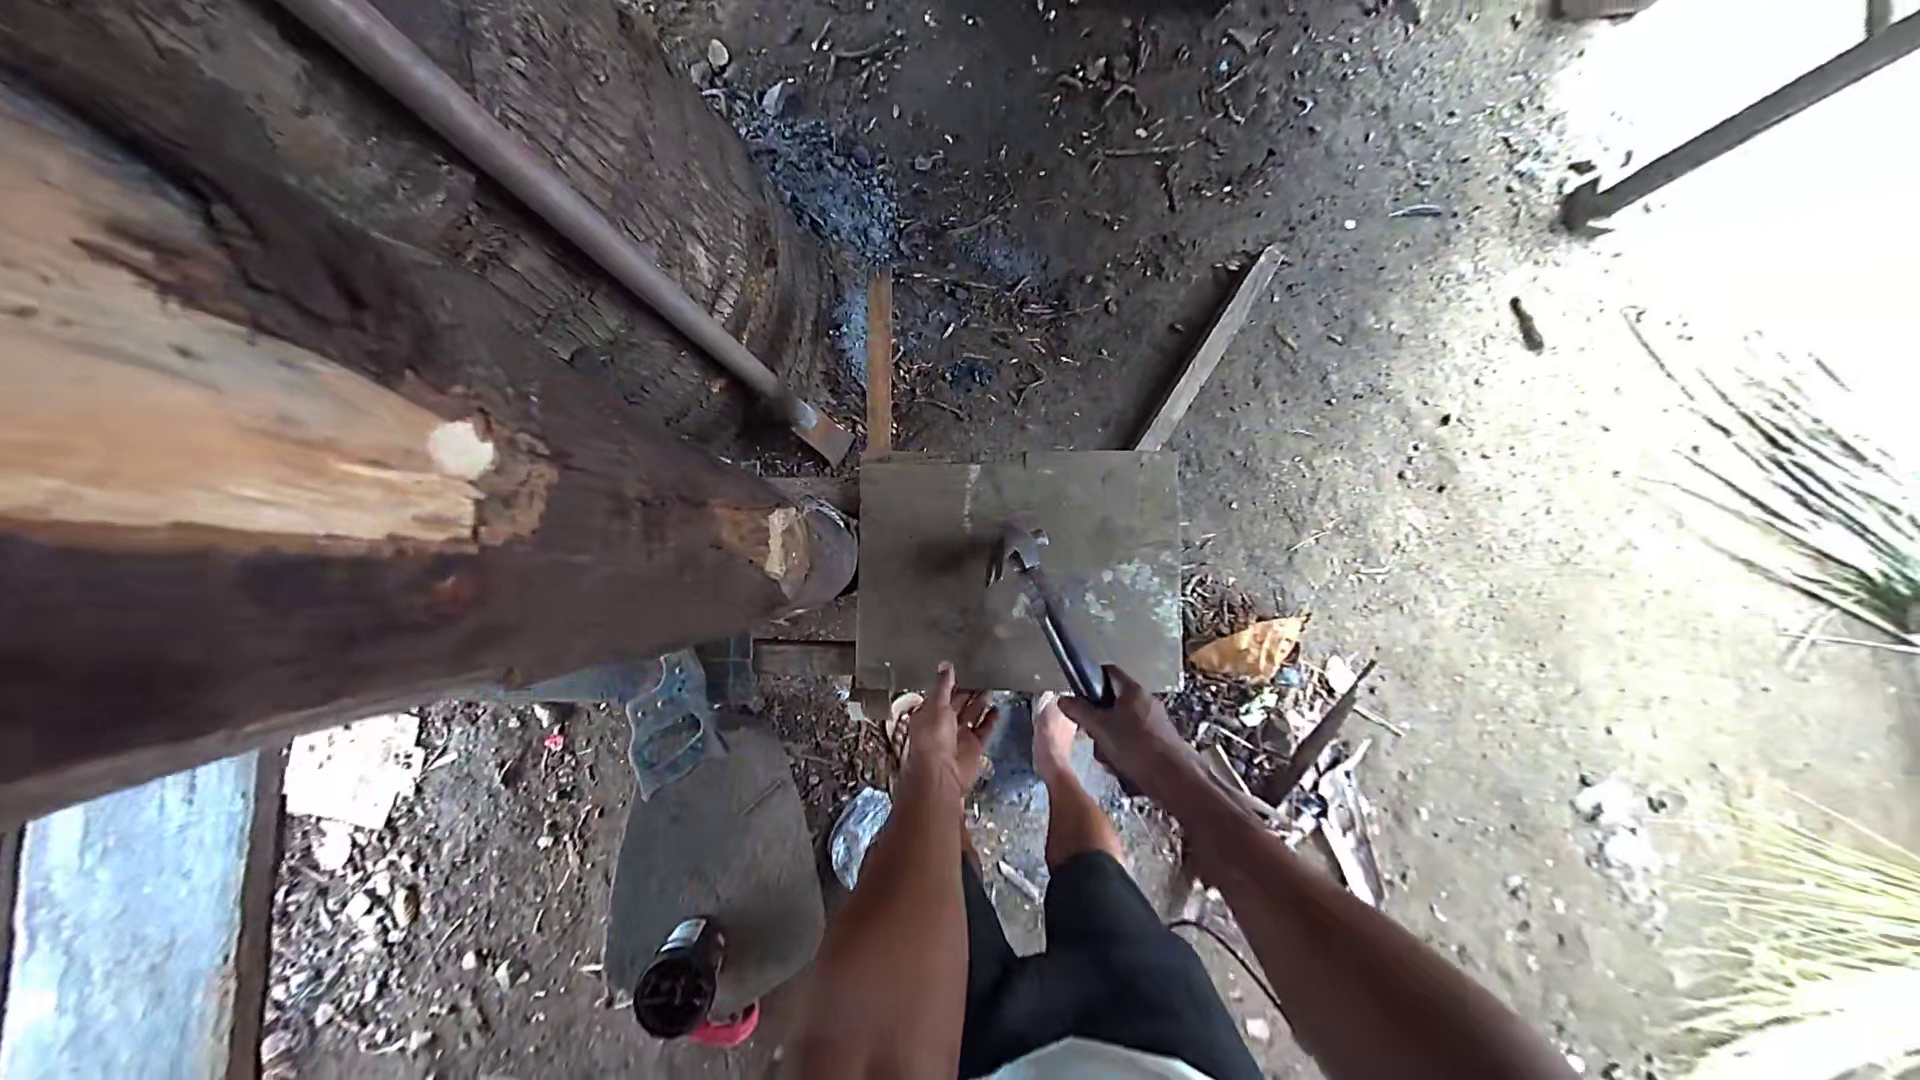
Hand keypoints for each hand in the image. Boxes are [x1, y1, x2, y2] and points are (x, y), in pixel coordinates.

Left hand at [900, 662, 999, 796]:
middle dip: (968, 691)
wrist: (942, 774)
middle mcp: (944, 724)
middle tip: (981, 676)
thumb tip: (945, 665)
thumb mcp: (936, 705)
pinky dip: (990, 720)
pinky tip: (997, 709)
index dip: (952, 683)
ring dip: (980, 702)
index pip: (942, 694)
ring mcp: (959, 736)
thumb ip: (943, 685)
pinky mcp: (974, 746)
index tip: (963, 669)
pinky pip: (984, 729)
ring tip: (991, 688)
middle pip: (958, 704)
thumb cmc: (932, 738)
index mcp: (930, 713)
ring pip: (972, 715)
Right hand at [1056, 665, 1197, 797]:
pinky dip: (1125, 755)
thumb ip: (1079, 711)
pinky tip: (1124, 769)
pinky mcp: (1160, 744)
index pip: (1107, 672)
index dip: (1090, 680)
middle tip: (1094, 736)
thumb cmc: (1137, 747)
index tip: (1079, 696)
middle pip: (1112, 704)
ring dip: (1110, 743)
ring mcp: (1155, 724)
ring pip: (1120, 727)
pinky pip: (1133, 744)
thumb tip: (1064, 699)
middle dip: (1099, 723)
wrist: (1174, 780)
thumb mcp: (1099, 727)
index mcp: (1132, 691)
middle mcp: (1146, 703)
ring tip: (1111, 758)